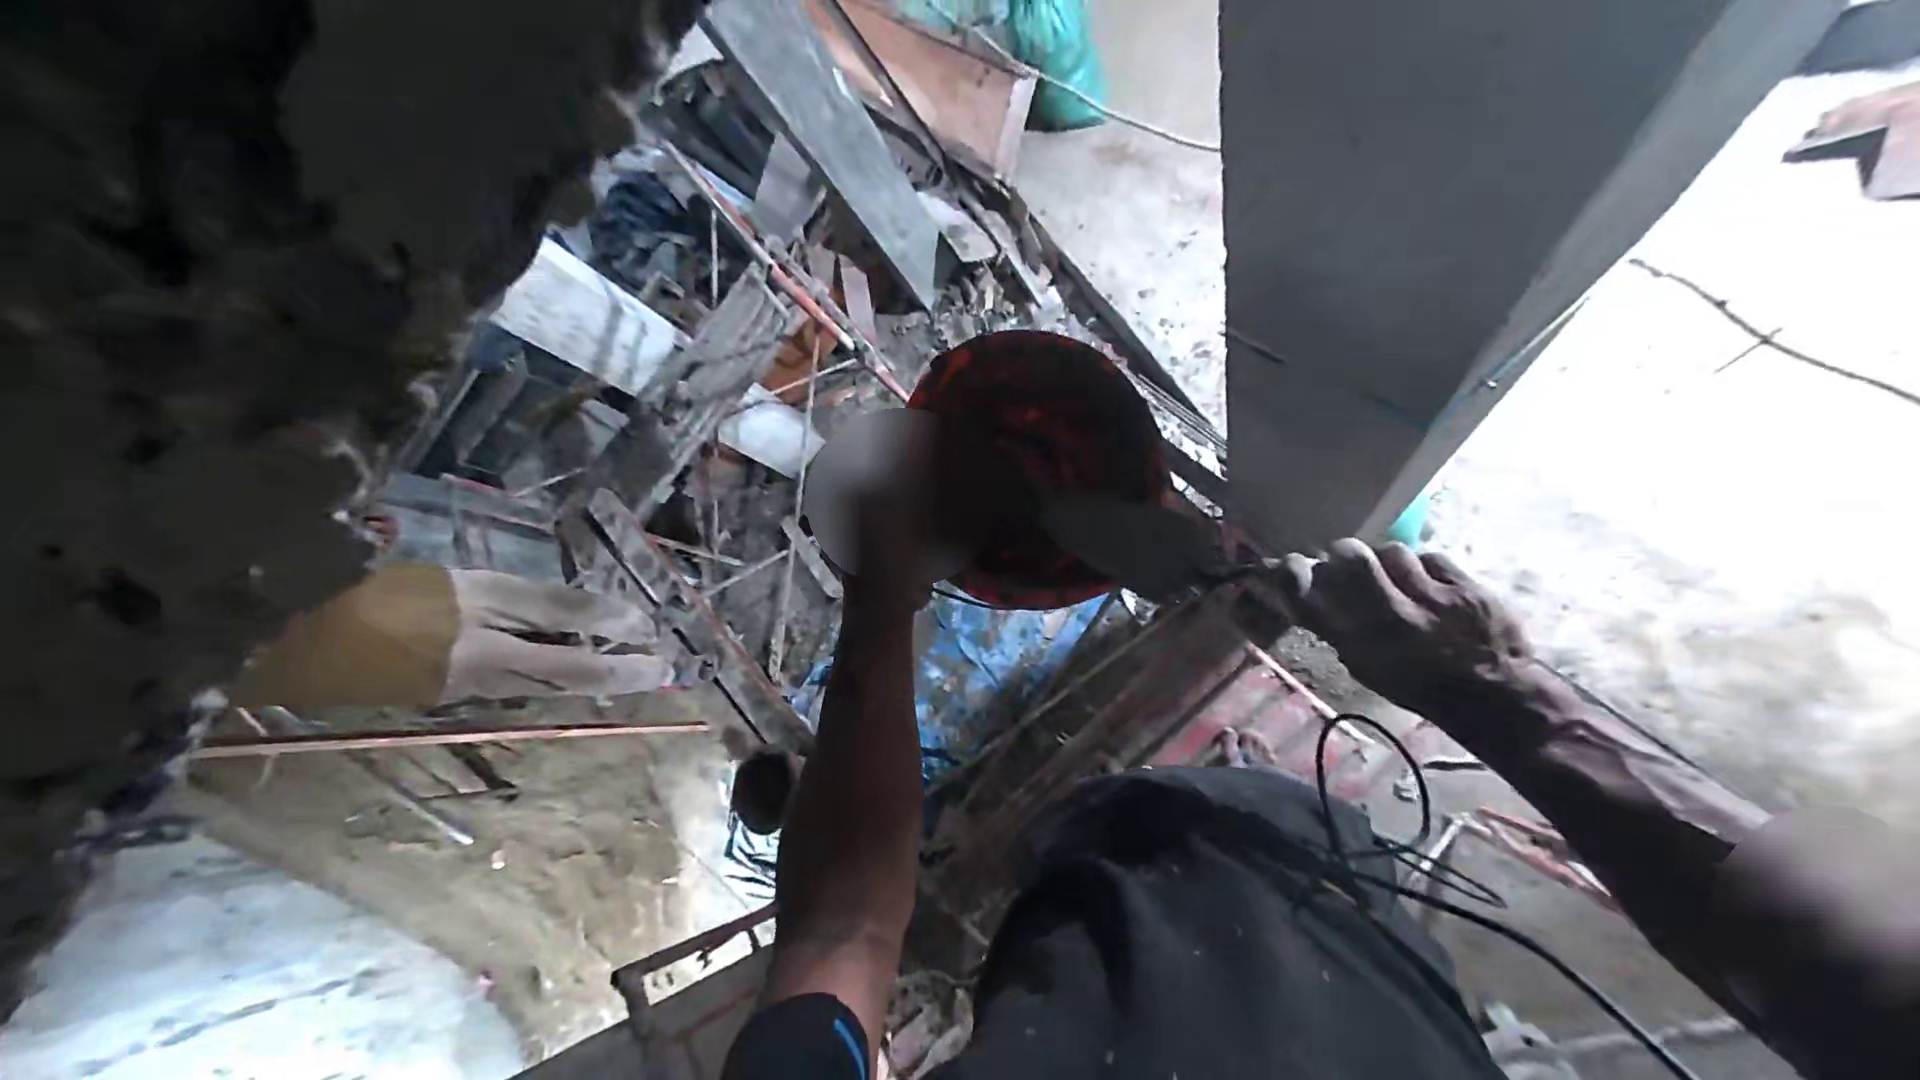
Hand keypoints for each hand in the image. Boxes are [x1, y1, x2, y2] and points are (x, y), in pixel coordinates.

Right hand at [1276, 539, 1536, 716]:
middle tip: (1345, 558)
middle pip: (1352, 557)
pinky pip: (1433, 558)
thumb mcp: (1365, 666)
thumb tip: (1311, 596)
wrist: (1494, 697)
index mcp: (1361, 641)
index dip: (1291, 573)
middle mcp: (1391, 616)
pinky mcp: (1469, 589)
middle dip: (1342, 552)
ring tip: (1392, 572)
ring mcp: (1434, 599)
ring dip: (1386, 559)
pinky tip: (1426, 580)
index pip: (1311, 595)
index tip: (1286, 565)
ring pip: (1394, 552)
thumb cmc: (1419, 686)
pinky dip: (1424, 566)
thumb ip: (1338, 630)